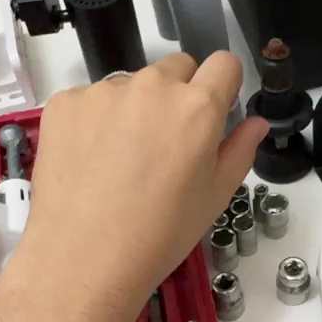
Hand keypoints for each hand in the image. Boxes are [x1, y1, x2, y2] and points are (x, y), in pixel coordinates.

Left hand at [6, 52, 265, 321]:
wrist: (84, 258)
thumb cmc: (158, 235)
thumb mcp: (215, 197)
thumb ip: (240, 150)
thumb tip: (255, 123)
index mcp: (197, 108)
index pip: (224, 63)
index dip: (223, 86)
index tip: (215, 108)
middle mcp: (152, 88)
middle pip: (177, 69)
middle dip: (179, 95)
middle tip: (167, 144)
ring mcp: (104, 91)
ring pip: (131, 86)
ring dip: (135, 109)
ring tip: (122, 161)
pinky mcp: (65, 103)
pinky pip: (89, 100)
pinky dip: (94, 122)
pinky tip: (92, 161)